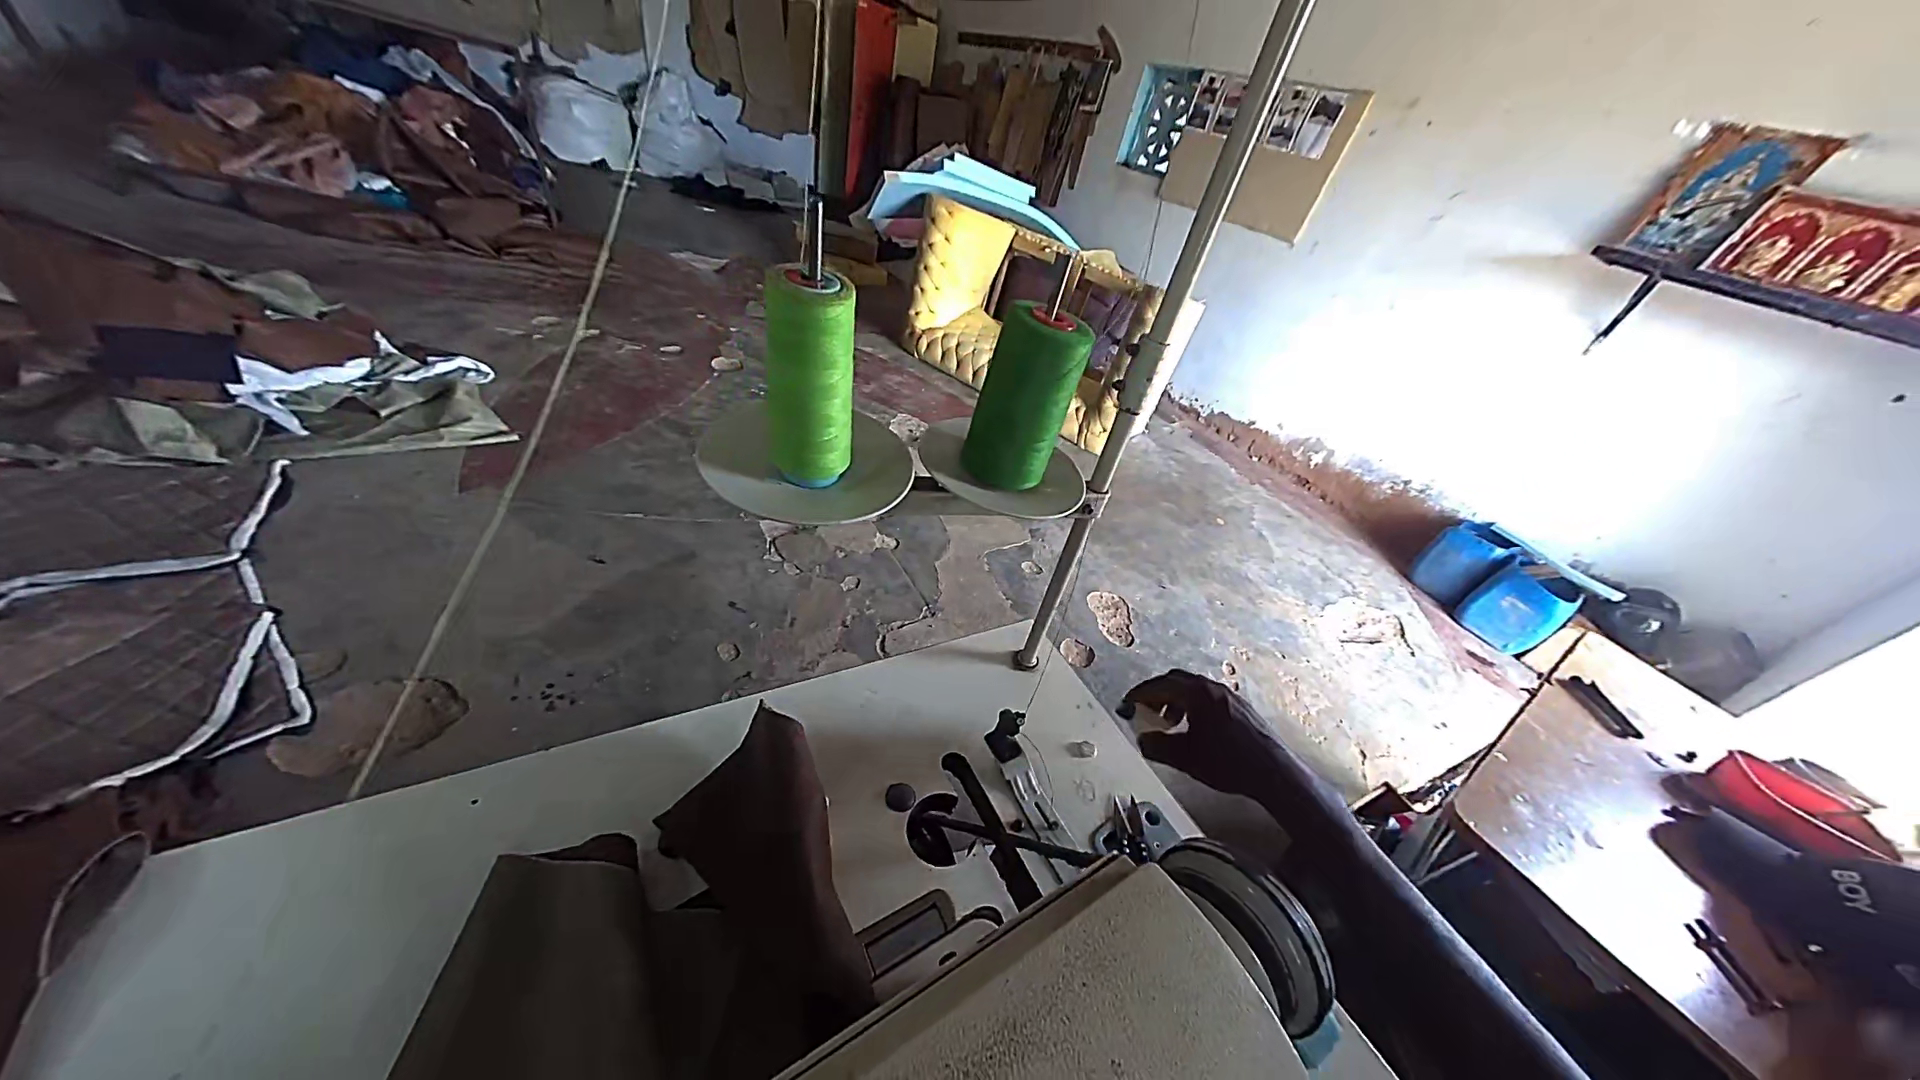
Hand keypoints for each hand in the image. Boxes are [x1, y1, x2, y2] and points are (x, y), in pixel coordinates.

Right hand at [1122, 669, 1279, 798]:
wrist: (1274, 773)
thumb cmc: (1230, 763)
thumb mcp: (1184, 758)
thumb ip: (1156, 746)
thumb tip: (1143, 739)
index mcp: (1196, 694)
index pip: (1159, 685)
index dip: (1139, 694)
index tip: (1128, 702)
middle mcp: (1213, 688)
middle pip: (1176, 681)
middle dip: (1157, 694)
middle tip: (1145, 710)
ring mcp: (1230, 696)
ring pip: (1194, 688)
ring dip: (1176, 700)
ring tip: (1169, 722)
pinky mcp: (1241, 708)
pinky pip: (1209, 697)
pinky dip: (1193, 706)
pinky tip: (1194, 728)